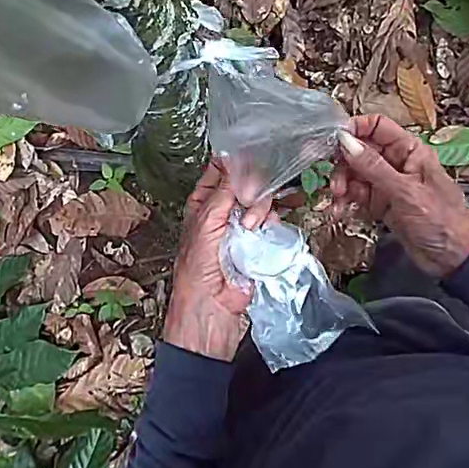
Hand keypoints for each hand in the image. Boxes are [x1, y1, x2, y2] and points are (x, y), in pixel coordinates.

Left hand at [164, 163, 252, 360]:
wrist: (213, 310)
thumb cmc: (197, 271)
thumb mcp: (205, 223)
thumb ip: (222, 192)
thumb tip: (232, 162)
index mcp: (202, 205)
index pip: (218, 174)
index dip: (232, 164)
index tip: (247, 157)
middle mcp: (222, 213)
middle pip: (245, 184)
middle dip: (250, 189)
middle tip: (249, 198)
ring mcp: (241, 227)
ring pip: (260, 201)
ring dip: (258, 209)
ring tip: (250, 226)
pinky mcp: (258, 241)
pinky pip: (271, 221)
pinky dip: (270, 221)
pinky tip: (263, 229)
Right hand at [330, 114, 468, 276]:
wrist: (453, 258)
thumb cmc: (441, 220)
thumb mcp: (405, 191)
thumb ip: (373, 166)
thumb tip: (346, 142)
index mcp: (410, 150)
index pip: (377, 126)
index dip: (355, 129)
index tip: (335, 141)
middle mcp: (397, 162)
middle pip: (361, 150)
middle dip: (344, 163)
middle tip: (336, 181)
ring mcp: (388, 183)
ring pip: (355, 173)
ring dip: (342, 184)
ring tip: (338, 199)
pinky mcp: (382, 203)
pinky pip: (357, 194)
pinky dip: (346, 200)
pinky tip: (340, 210)